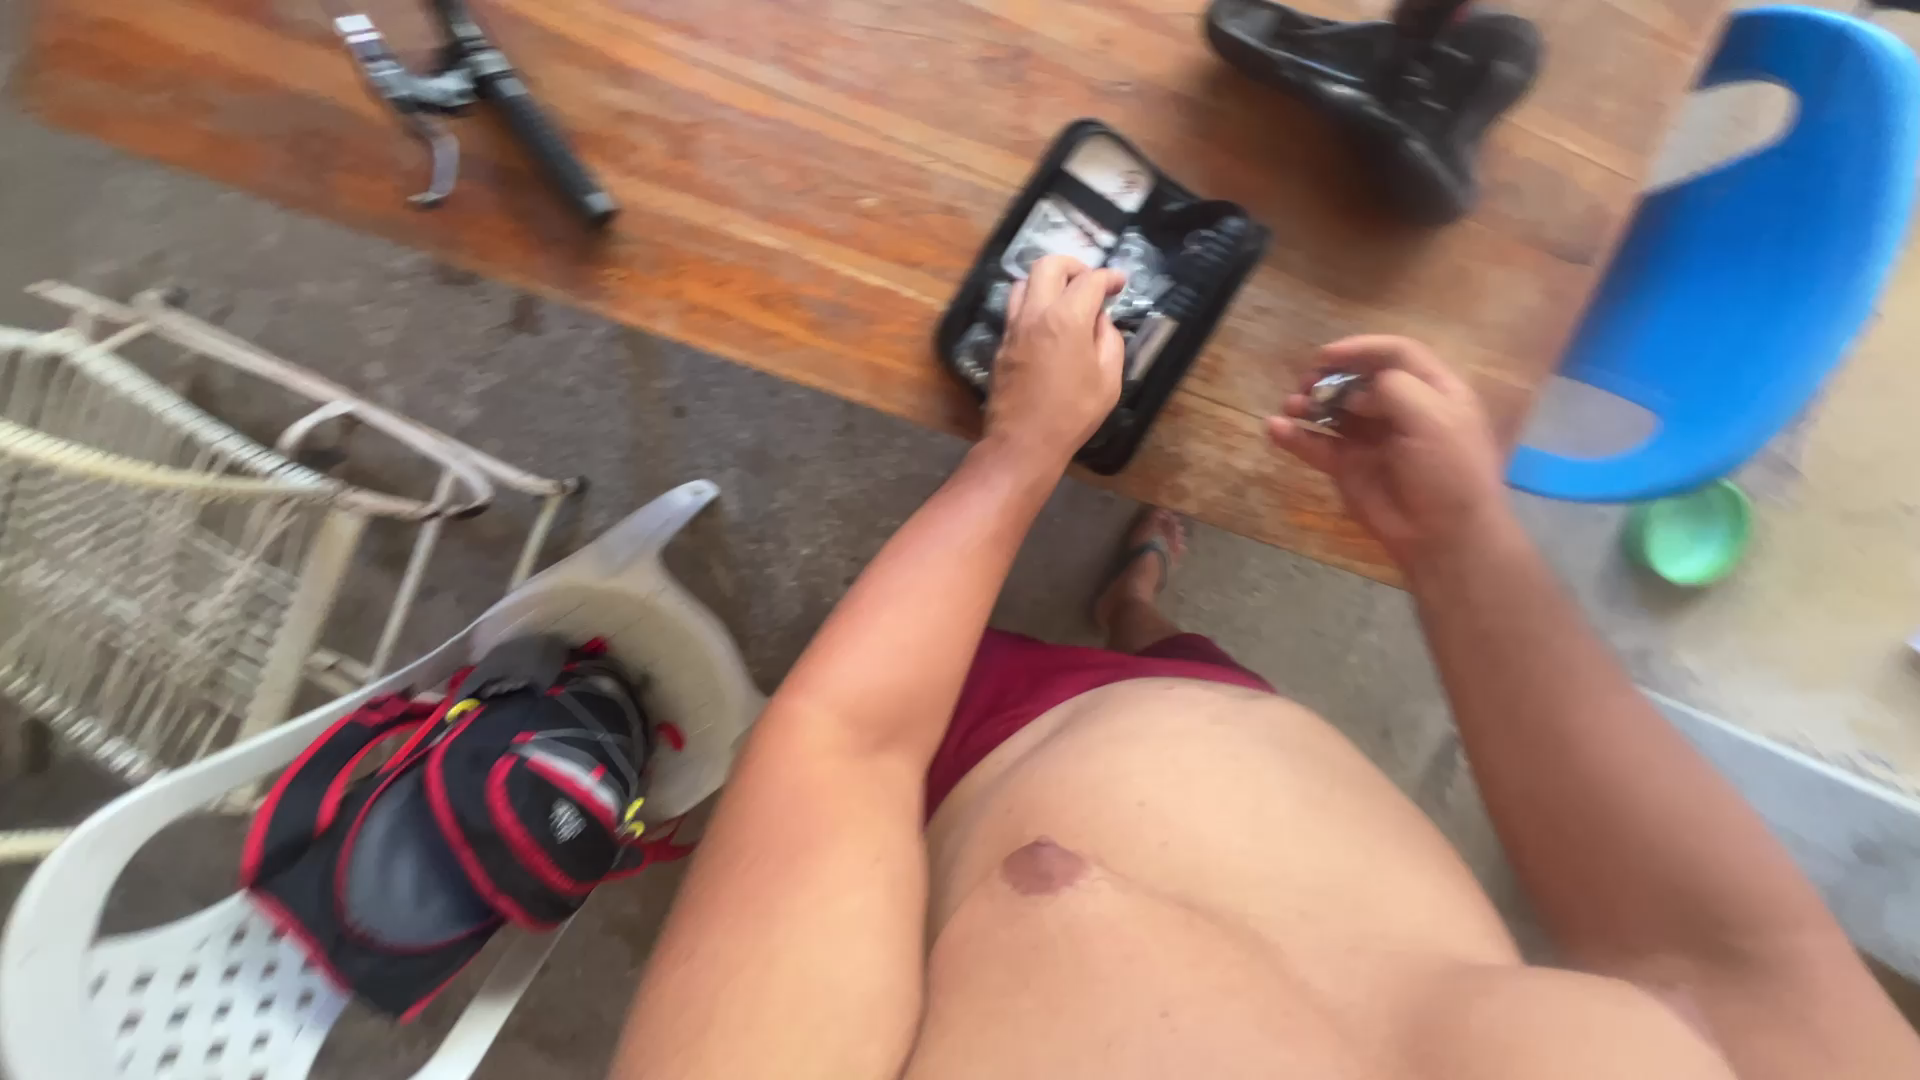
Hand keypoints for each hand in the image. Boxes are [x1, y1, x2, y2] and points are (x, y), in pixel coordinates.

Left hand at [983, 256, 1125, 466]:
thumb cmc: (1072, 414)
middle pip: (1048, 265)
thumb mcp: (1109, 380)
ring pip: (1023, 283)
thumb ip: (1109, 340)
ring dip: (1046, 283)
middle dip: (1073, 266)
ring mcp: (1013, 329)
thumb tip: (1100, 321)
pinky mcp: (1001, 345)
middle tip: (1089, 284)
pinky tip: (1046, 326)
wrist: (1023, 442)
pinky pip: (1014, 311)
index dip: (1109, 277)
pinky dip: (1032, 306)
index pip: (1090, 280)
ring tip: (1064, 301)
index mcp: (1066, 318)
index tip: (1119, 283)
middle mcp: (1035, 314)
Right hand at [1267, 335, 1510, 566]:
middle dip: (1331, 377)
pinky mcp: (1348, 468)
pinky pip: (1316, 446)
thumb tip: (1353, 395)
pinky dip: (1294, 437)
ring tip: (1291, 405)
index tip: (1326, 355)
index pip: (1395, 355)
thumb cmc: (1448, 471)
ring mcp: (1371, 440)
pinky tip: (1275, 429)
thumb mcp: (1433, 418)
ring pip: (1333, 412)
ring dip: (1309, 404)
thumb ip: (1392, 391)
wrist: (1442, 534)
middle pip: (1358, 381)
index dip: (1361, 349)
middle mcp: (1399, 410)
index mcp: (1432, 391)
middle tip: (1307, 384)